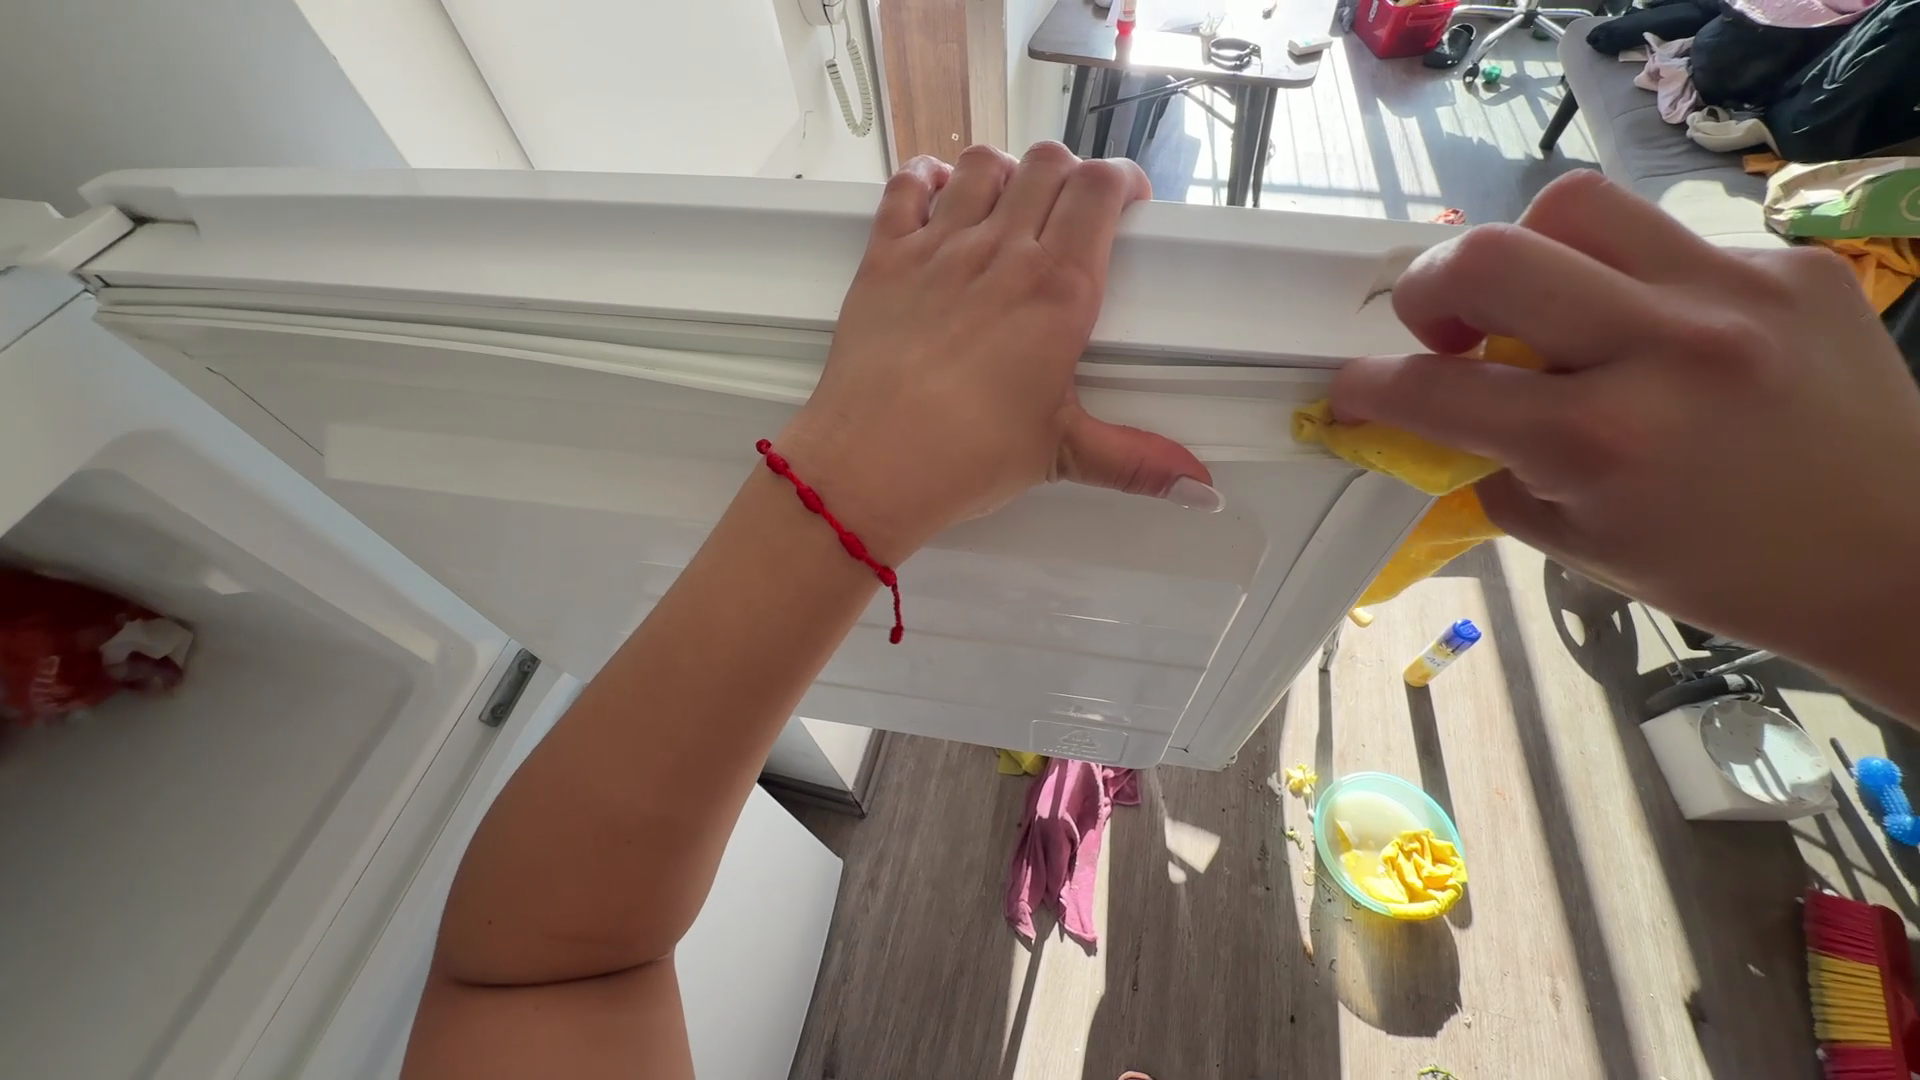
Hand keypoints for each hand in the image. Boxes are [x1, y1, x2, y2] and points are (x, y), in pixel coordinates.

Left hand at [775, 144, 1217, 562]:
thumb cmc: (966, 457)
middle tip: (1070, 208)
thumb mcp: (1062, 453)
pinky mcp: (886, 257)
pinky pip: (909, 184)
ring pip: (983, 164)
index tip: (1125, 197)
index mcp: (1057, 291)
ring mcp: (938, 248)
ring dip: (1005, 171)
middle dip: (1068, 174)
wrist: (872, 463)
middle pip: (1047, 164)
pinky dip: (928, 177)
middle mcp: (1002, 253)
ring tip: (1010, 202)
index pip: (1100, 190)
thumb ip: (1136, 460)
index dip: (1119, 180)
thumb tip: (1197, 490)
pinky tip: (939, 194)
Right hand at [1332, 171, 1919, 690]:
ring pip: (1572, 208)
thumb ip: (1484, 463)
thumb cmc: (1709, 568)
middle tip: (1438, 332)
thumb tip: (1431, 414)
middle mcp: (1663, 350)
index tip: (1349, 389)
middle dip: (1425, 289)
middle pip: (1489, 254)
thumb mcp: (1565, 535)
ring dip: (1522, 258)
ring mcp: (1735, 293)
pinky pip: (1656, 240)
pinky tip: (1642, 332)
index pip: (1434, 388)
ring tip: (1536, 312)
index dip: (1366, 387)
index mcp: (1597, 441)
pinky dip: (1615, 281)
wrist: (1898, 557)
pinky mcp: (1789, 266)